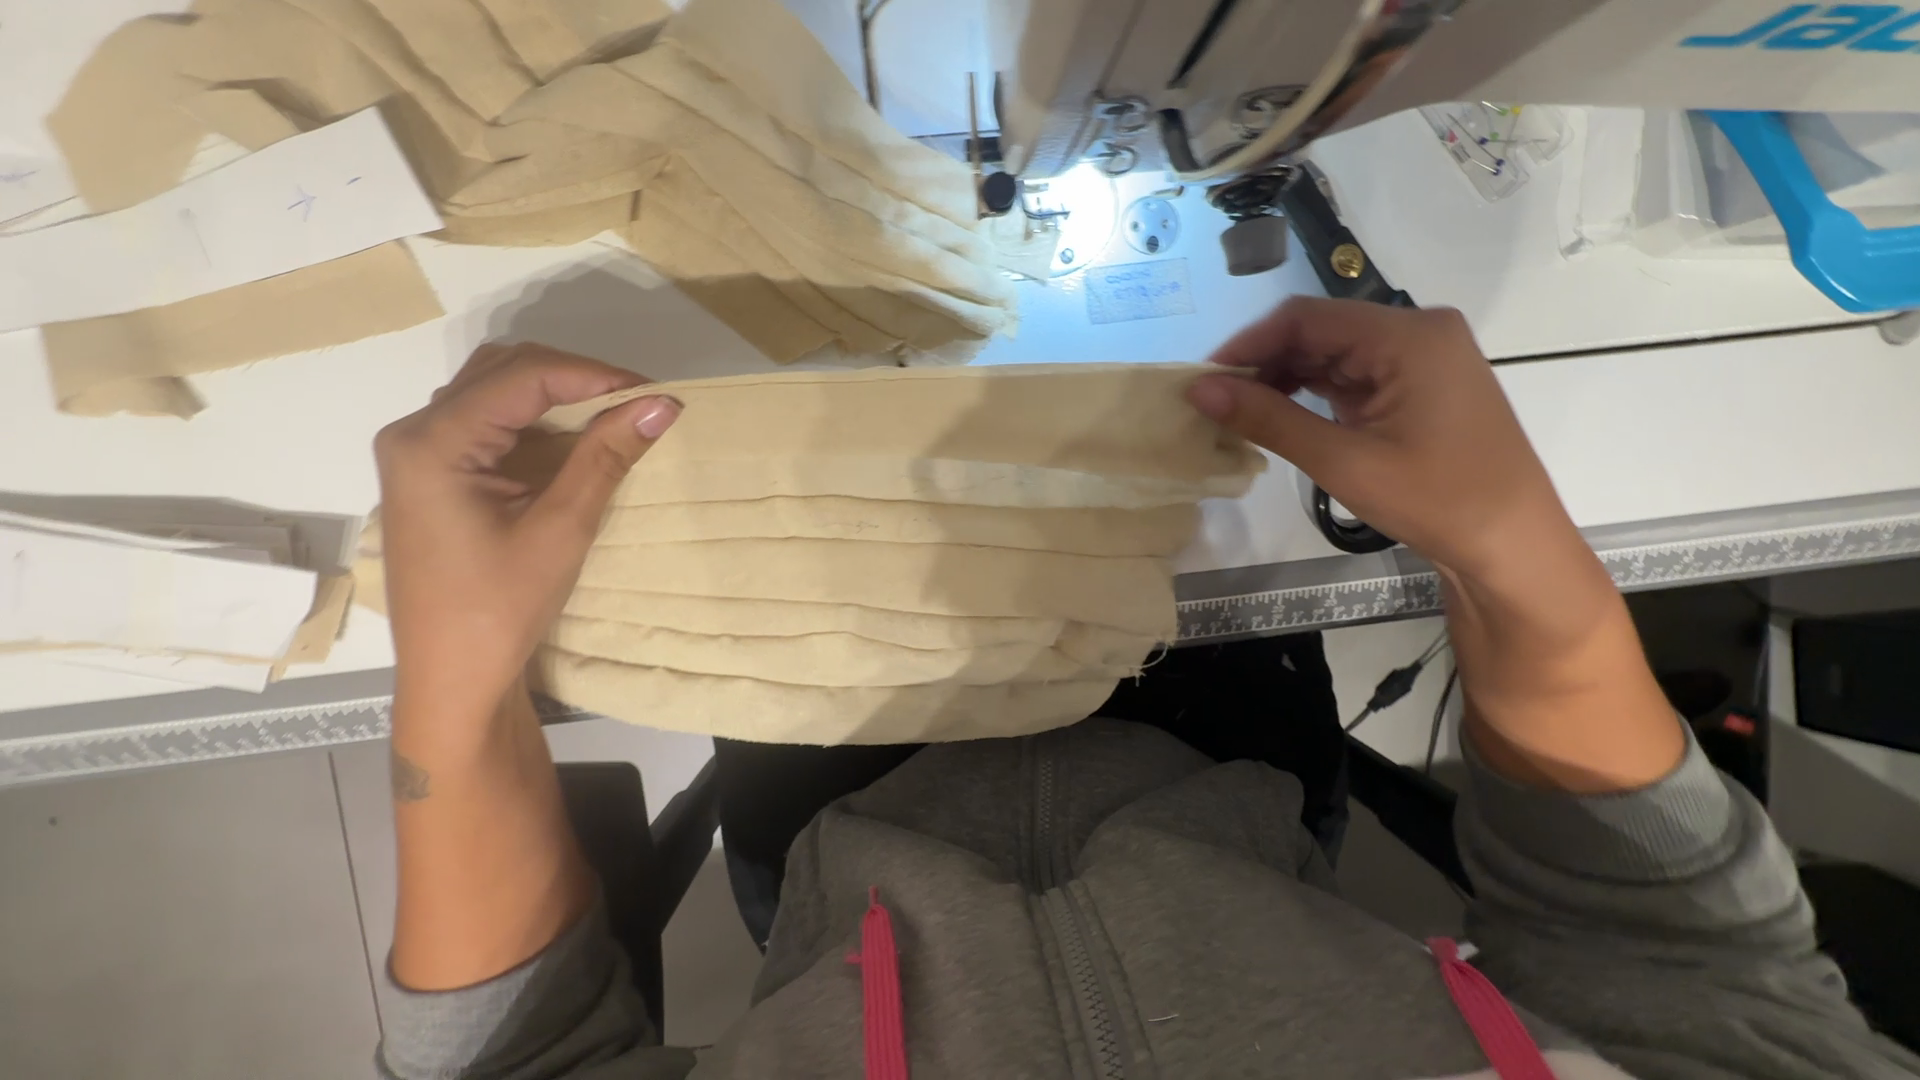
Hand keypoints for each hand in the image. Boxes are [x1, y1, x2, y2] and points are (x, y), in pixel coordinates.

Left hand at [374, 343, 680, 721]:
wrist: (453, 674)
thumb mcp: (561, 528)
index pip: (522, 377)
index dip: (593, 375)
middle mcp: (416, 433)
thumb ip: (606, 456)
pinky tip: (576, 441)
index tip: (653, 393)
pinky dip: (537, 421)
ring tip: (613, 417)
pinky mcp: (436, 474)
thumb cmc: (501, 608)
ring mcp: (421, 453)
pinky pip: (490, 423)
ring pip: (495, 391)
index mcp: (432, 443)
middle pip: (503, 371)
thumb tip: (661, 405)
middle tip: (635, 402)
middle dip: (575, 377)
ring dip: (556, 396)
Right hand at [1186, 297, 1575, 579]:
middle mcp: (1416, 332)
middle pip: (1318, 331)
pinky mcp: (1415, 384)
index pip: (1305, 318)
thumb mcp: (1343, 460)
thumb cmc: (1436, 500)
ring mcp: (1419, 358)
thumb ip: (1268, 419)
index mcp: (1408, 336)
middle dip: (1262, 364)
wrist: (1510, 543)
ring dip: (1282, 379)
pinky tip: (1279, 417)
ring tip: (1237, 414)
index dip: (1247, 345)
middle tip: (1213, 404)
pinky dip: (1310, 393)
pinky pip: (1350, 375)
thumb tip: (1199, 391)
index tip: (1201, 382)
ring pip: (1330, 354)